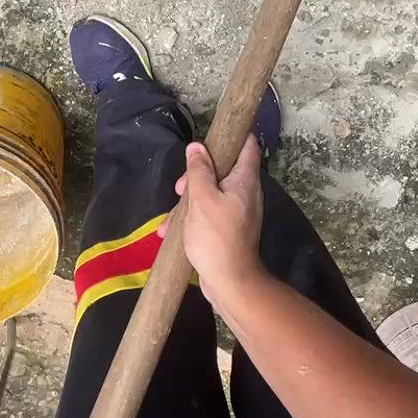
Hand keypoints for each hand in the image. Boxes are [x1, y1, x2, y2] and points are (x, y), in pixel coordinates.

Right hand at [174, 141, 264, 294]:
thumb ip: (198, 171)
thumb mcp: (201, 199)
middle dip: (196, 176)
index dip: (232, 135)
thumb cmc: (216, 237)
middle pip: (222, 170)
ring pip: (212, 194)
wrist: (230, 282)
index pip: (247, 145)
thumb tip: (196, 147)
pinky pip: (210, 213)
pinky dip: (193, 219)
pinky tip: (172, 232)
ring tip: (170, 219)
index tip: (212, 135)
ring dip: (189, 202)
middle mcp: (246, 192)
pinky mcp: (230, 228)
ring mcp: (239, 211)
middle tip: (179, 188)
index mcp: (244, 180)